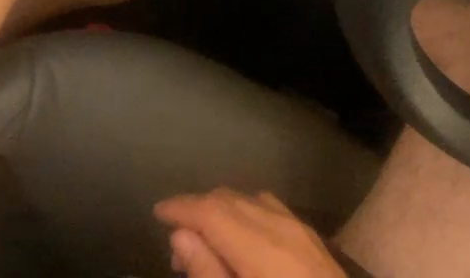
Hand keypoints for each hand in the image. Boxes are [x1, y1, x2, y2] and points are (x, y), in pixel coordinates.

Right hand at [155, 189, 348, 277]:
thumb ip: (210, 274)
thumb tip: (181, 234)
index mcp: (261, 248)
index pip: (212, 210)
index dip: (180, 206)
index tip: (156, 212)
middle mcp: (282, 227)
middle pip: (230, 199)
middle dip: (199, 210)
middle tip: (177, 244)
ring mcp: (302, 231)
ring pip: (251, 200)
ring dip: (223, 210)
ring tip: (205, 242)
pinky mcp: (313, 240)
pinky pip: (271, 209)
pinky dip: (247, 212)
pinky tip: (242, 237)